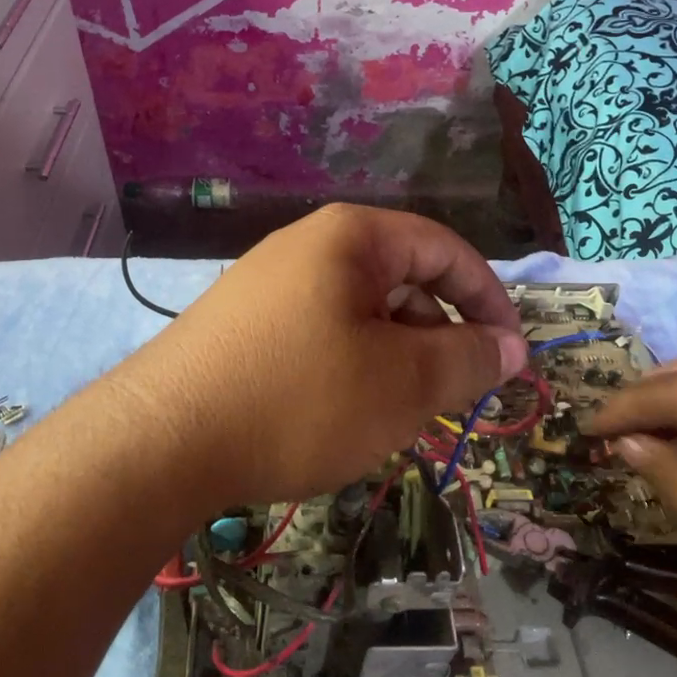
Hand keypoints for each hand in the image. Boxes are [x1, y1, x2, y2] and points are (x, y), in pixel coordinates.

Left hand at [108, 204, 527, 504]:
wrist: (163, 439)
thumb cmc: (300, 399)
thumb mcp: (403, 383)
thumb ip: (468, 359)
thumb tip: (513, 346)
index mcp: (352, 237)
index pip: (445, 249)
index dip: (490, 299)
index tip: (512, 354)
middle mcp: (307, 245)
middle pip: (402, 277)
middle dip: (440, 334)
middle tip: (455, 394)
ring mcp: (267, 283)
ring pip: (360, 311)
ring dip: (396, 355)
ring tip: (400, 412)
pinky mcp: (241, 323)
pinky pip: (319, 332)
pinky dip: (351, 365)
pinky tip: (344, 412)